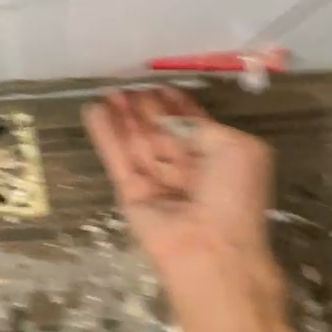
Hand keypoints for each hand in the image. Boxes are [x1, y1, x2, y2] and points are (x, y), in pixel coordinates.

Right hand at [81, 87, 281, 305]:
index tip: (159, 84)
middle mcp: (187, 170)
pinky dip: (104, 134)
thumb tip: (168, 118)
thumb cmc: (233, 196)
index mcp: (218, 160)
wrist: (209, 246)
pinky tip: (93, 109)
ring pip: (136, 142)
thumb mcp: (239, 148)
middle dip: (146, 108)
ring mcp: (157, 181)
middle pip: (161, 132)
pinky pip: (115, 157)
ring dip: (123, 117)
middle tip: (129, 86)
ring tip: (109, 91)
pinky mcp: (129, 192)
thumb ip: (202, 125)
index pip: (192, 126)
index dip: (176, 105)